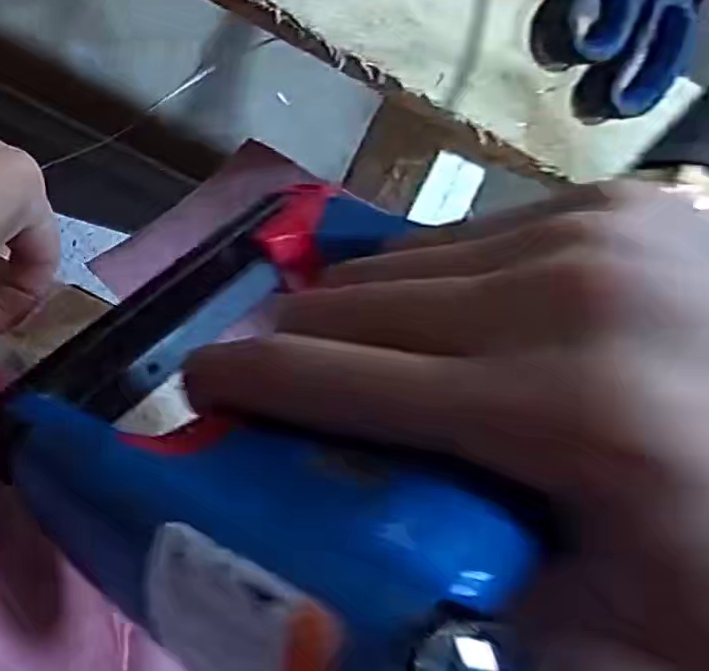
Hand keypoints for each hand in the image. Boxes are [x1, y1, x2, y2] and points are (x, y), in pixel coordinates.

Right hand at [185, 182, 708, 668]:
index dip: (224, 379)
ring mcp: (588, 239)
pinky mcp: (613, 207)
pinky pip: (439, 242)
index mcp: (566, 414)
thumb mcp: (634, 632)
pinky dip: (430, 285)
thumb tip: (324, 587)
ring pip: (370, 268)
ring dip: (363, 320)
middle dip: (298, 356)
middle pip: (322, 308)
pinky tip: (492, 327)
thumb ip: (469, 612)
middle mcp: (561, 301)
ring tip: (418, 369)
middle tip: (323, 405)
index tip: (201, 396)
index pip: (302, 370)